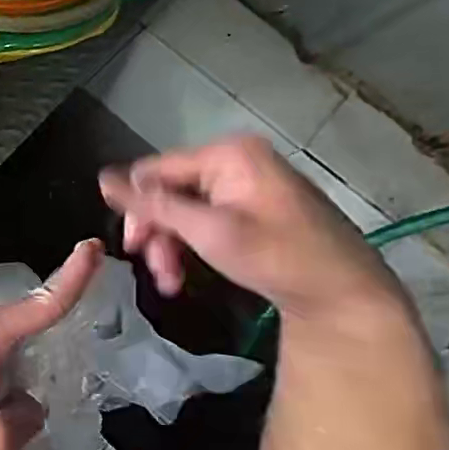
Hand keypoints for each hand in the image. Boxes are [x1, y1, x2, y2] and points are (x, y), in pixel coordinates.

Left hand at [0, 239, 103, 449]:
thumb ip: (28, 418)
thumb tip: (31, 402)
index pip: (41, 303)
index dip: (74, 276)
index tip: (94, 248)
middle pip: (28, 316)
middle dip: (53, 334)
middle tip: (66, 368)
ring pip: (12, 333)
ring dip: (26, 357)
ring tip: (17, 398)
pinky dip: (9, 359)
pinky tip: (4, 392)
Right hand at [98, 135, 402, 324]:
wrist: (345, 295)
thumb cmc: (278, 258)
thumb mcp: (209, 232)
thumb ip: (154, 205)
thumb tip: (102, 179)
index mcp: (227, 154)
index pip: (155, 170)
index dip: (136, 206)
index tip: (131, 248)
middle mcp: (234, 159)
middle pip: (168, 190)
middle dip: (156, 231)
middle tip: (153, 269)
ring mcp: (245, 182)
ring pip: (182, 208)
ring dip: (170, 244)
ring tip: (170, 281)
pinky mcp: (251, 206)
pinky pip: (203, 217)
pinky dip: (190, 244)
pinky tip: (185, 272)